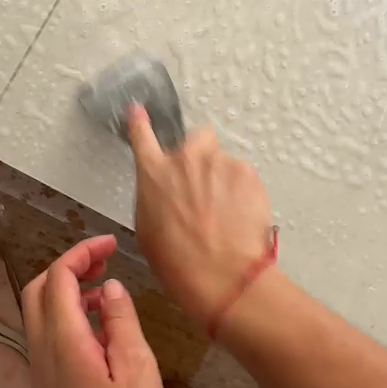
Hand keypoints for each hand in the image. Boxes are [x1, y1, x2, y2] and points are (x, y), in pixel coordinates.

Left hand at [21, 235, 164, 387]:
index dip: (83, 251)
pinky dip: (68, 317)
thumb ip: (121, 321)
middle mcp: (42, 352)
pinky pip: (48, 337)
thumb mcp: (137, 369)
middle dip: (69, 265)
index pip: (59, 276)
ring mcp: (41, 372)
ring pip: (40, 313)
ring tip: (107, 291)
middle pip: (39, 289)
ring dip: (68, 291)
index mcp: (63, 342)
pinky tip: (100, 331)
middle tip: (103, 258)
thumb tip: (110, 288)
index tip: (110, 243)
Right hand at [127, 105, 275, 332]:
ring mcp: (218, 162)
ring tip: (226, 214)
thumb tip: (162, 191)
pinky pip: (244, 175)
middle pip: (196, 138)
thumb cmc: (178, 262)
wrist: (222, 276)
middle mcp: (184, 159)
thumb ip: (153, 197)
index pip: (142, 135)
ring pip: (224, 161)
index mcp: (154, 173)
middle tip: (205, 186)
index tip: (139, 111)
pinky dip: (244, 191)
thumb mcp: (148, 230)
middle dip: (202, 154)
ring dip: (224, 179)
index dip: (140, 122)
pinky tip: (240, 217)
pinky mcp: (247, 171)